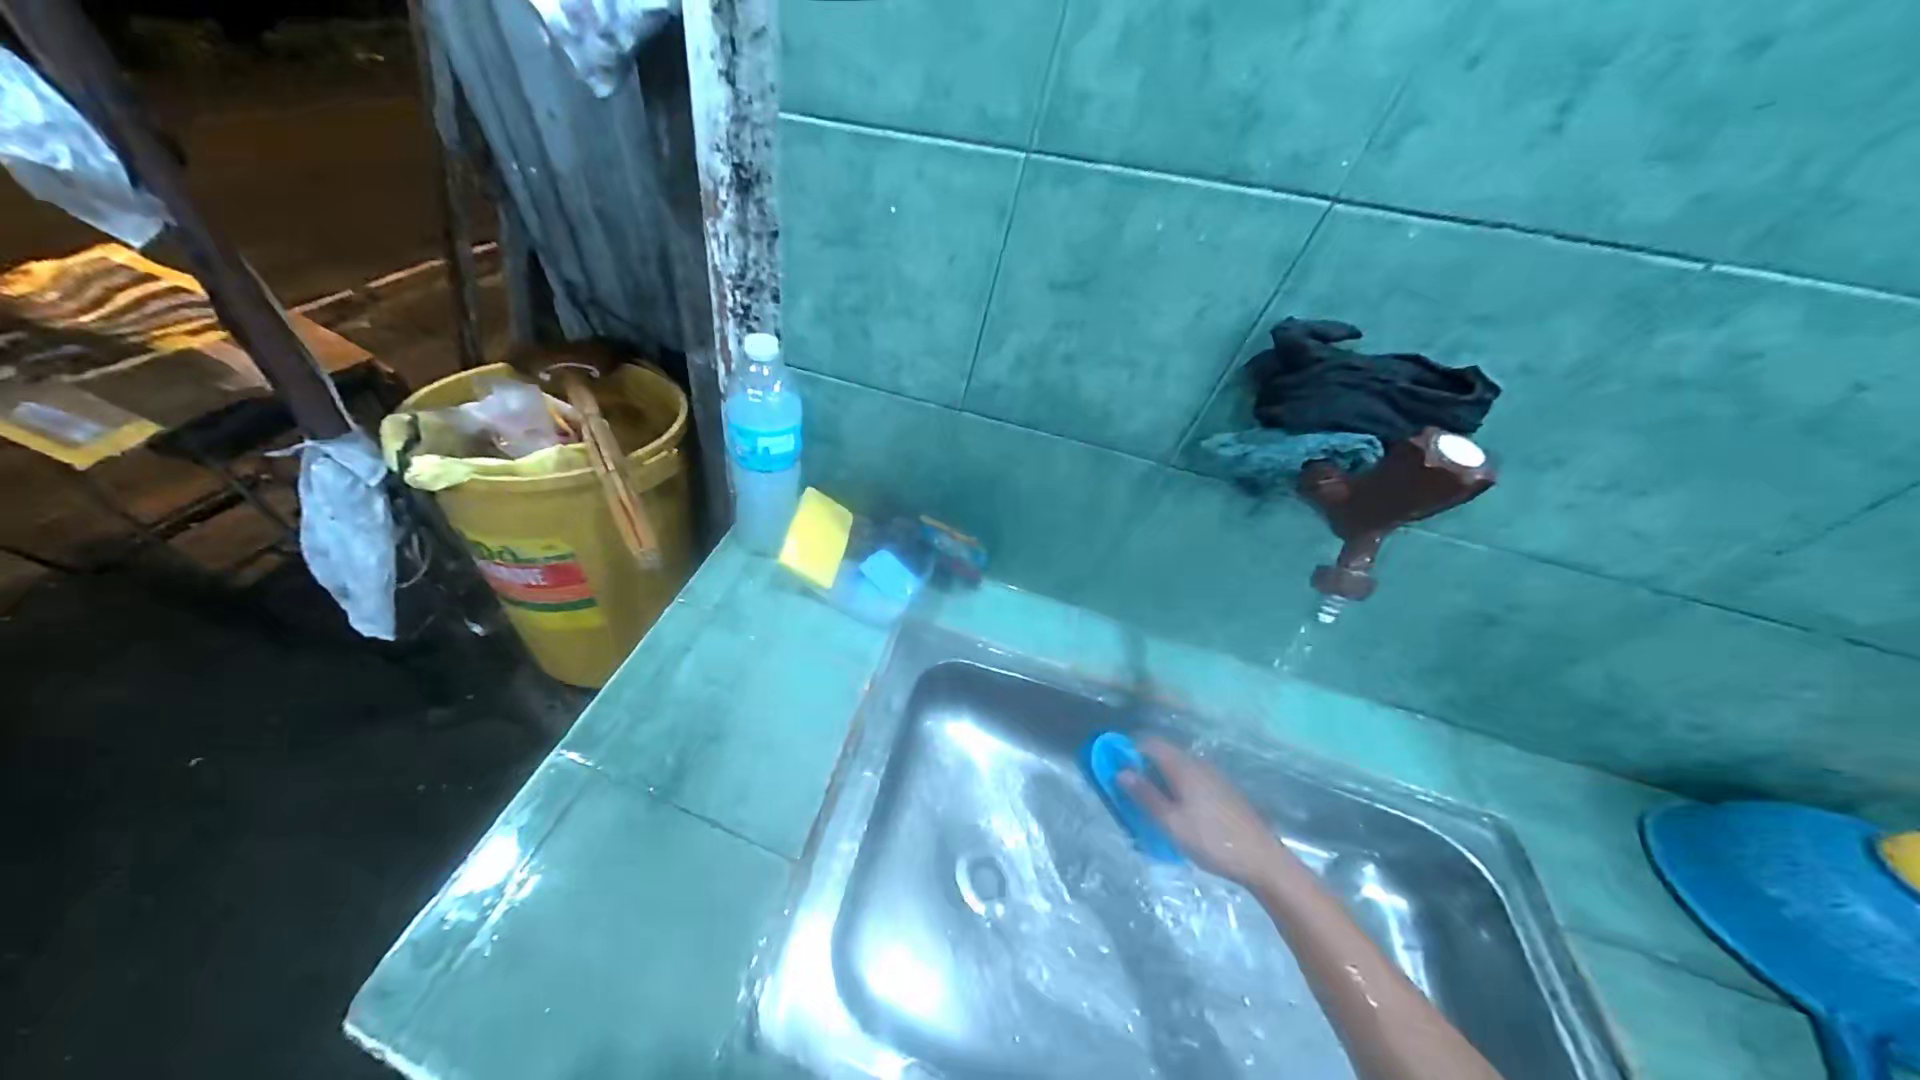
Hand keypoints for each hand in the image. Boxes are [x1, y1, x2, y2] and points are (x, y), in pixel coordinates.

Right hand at [1119, 737, 1294, 886]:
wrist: (1263, 860)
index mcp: (1183, 767)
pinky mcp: (1225, 792)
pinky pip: (1192, 779)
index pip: (1150, 743)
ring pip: (1179, 767)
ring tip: (1150, 803)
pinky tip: (1178, 810)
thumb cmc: (1212, 841)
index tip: (1115, 767)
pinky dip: (1177, 786)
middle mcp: (1199, 764)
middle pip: (1164, 754)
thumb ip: (1145, 796)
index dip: (1130, 750)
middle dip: (1143, 766)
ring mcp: (1215, 777)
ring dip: (1161, 777)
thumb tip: (1121, 772)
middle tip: (1129, 790)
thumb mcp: (1171, 823)